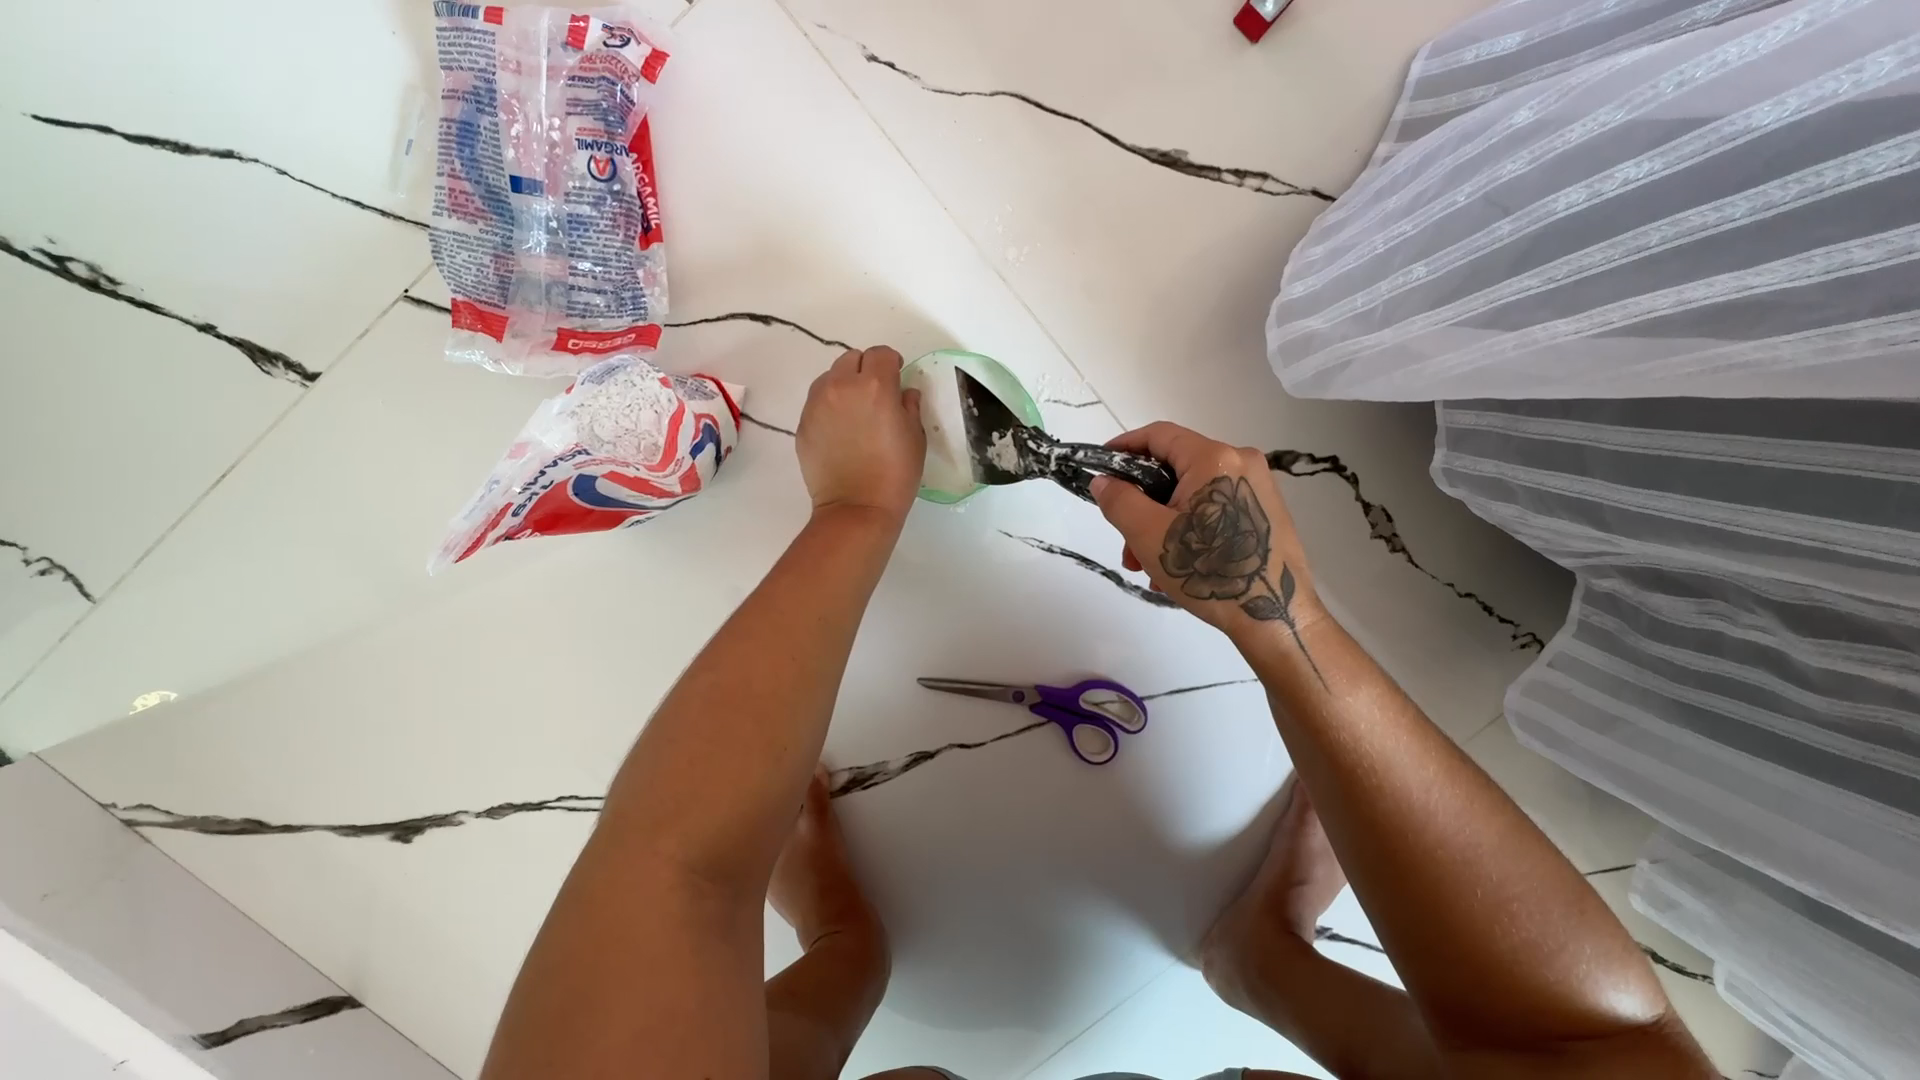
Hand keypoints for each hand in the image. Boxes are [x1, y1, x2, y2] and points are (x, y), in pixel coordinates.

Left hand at [795, 346, 925, 523]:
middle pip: (851, 359)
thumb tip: (903, 393)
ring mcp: (817, 404)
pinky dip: (829, 407)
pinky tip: (840, 432)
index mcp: (875, 386)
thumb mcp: (915, 437)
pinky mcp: (803, 423)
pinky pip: (817, 402)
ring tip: (854, 413)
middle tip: (875, 395)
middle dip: (865, 370)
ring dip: (844, 385)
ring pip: (830, 378)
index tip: (895, 378)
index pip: (881, 354)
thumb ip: (909, 406)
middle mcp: (842, 387)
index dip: (890, 363)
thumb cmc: (895, 474)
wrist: (856, 508)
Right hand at [1091, 423, 1326, 657]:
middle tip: (1124, 543)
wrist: (1276, 614)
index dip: (1124, 446)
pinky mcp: (1265, 513)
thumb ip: (1120, 501)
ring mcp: (1257, 488)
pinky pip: (1213, 511)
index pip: (1159, 435)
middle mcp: (1241, 462)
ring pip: (1191, 496)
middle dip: (1141, 506)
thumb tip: (1103, 481)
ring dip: (1160, 526)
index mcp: (1214, 457)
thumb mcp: (1149, 535)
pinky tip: (1176, 572)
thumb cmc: (1209, 569)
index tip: (1100, 467)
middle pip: (1174, 471)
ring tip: (1148, 568)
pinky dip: (1187, 532)